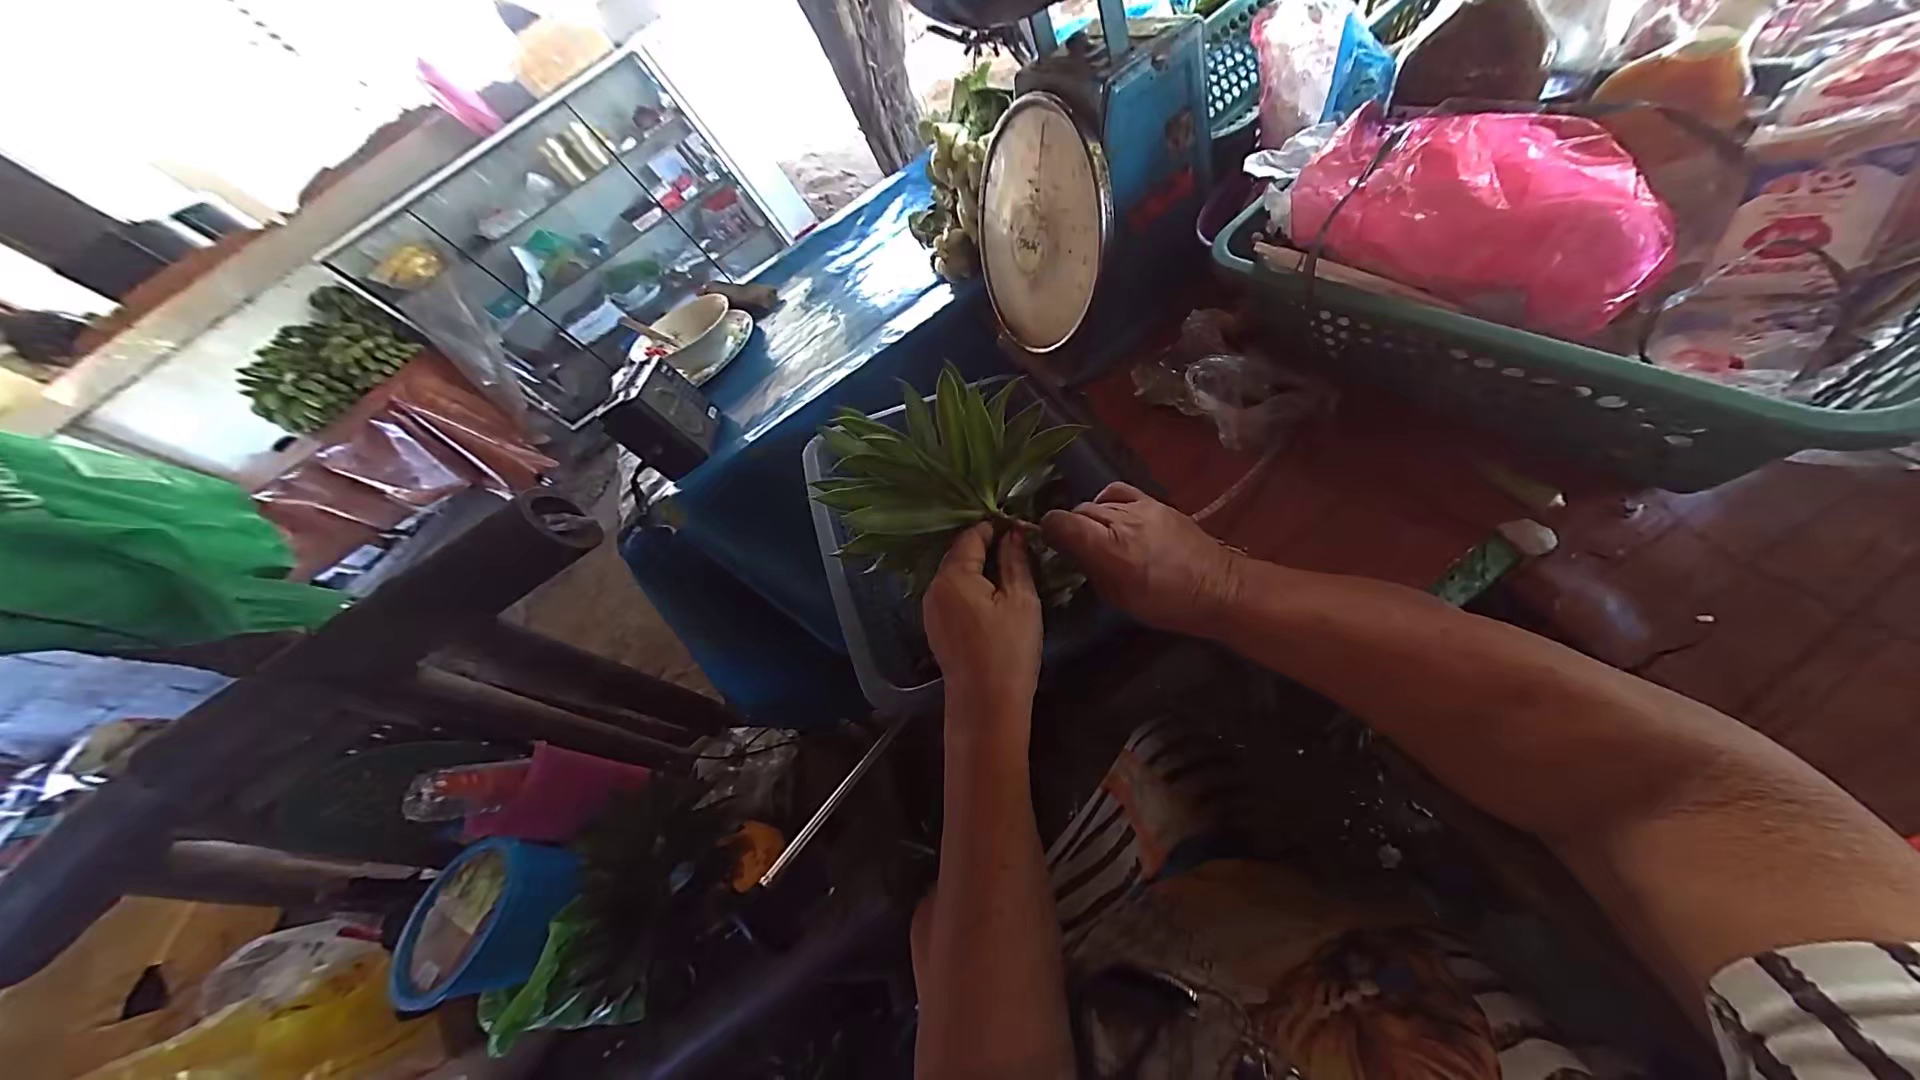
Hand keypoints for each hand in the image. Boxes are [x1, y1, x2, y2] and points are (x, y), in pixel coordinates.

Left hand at [923, 523, 1041, 731]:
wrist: (986, 705)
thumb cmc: (1009, 650)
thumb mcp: (1021, 600)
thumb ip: (1015, 560)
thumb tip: (1013, 532)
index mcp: (952, 576)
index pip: (971, 535)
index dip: (996, 527)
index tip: (1021, 527)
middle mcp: (933, 587)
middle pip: (959, 554)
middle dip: (987, 547)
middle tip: (1020, 548)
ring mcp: (930, 609)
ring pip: (955, 575)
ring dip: (979, 568)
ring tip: (1011, 572)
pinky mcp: (935, 627)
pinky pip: (952, 594)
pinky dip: (971, 588)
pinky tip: (993, 597)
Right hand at [1041, 482, 1244, 636]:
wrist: (1218, 587)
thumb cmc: (1166, 604)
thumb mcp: (1117, 597)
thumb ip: (1089, 569)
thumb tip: (1070, 552)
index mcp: (1110, 549)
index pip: (1060, 522)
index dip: (1048, 531)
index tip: (1050, 543)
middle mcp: (1121, 520)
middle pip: (1077, 511)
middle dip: (1070, 526)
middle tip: (1075, 547)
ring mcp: (1140, 506)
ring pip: (1096, 502)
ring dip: (1090, 517)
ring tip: (1097, 535)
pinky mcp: (1155, 501)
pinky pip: (1118, 492)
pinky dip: (1108, 502)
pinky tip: (1112, 517)